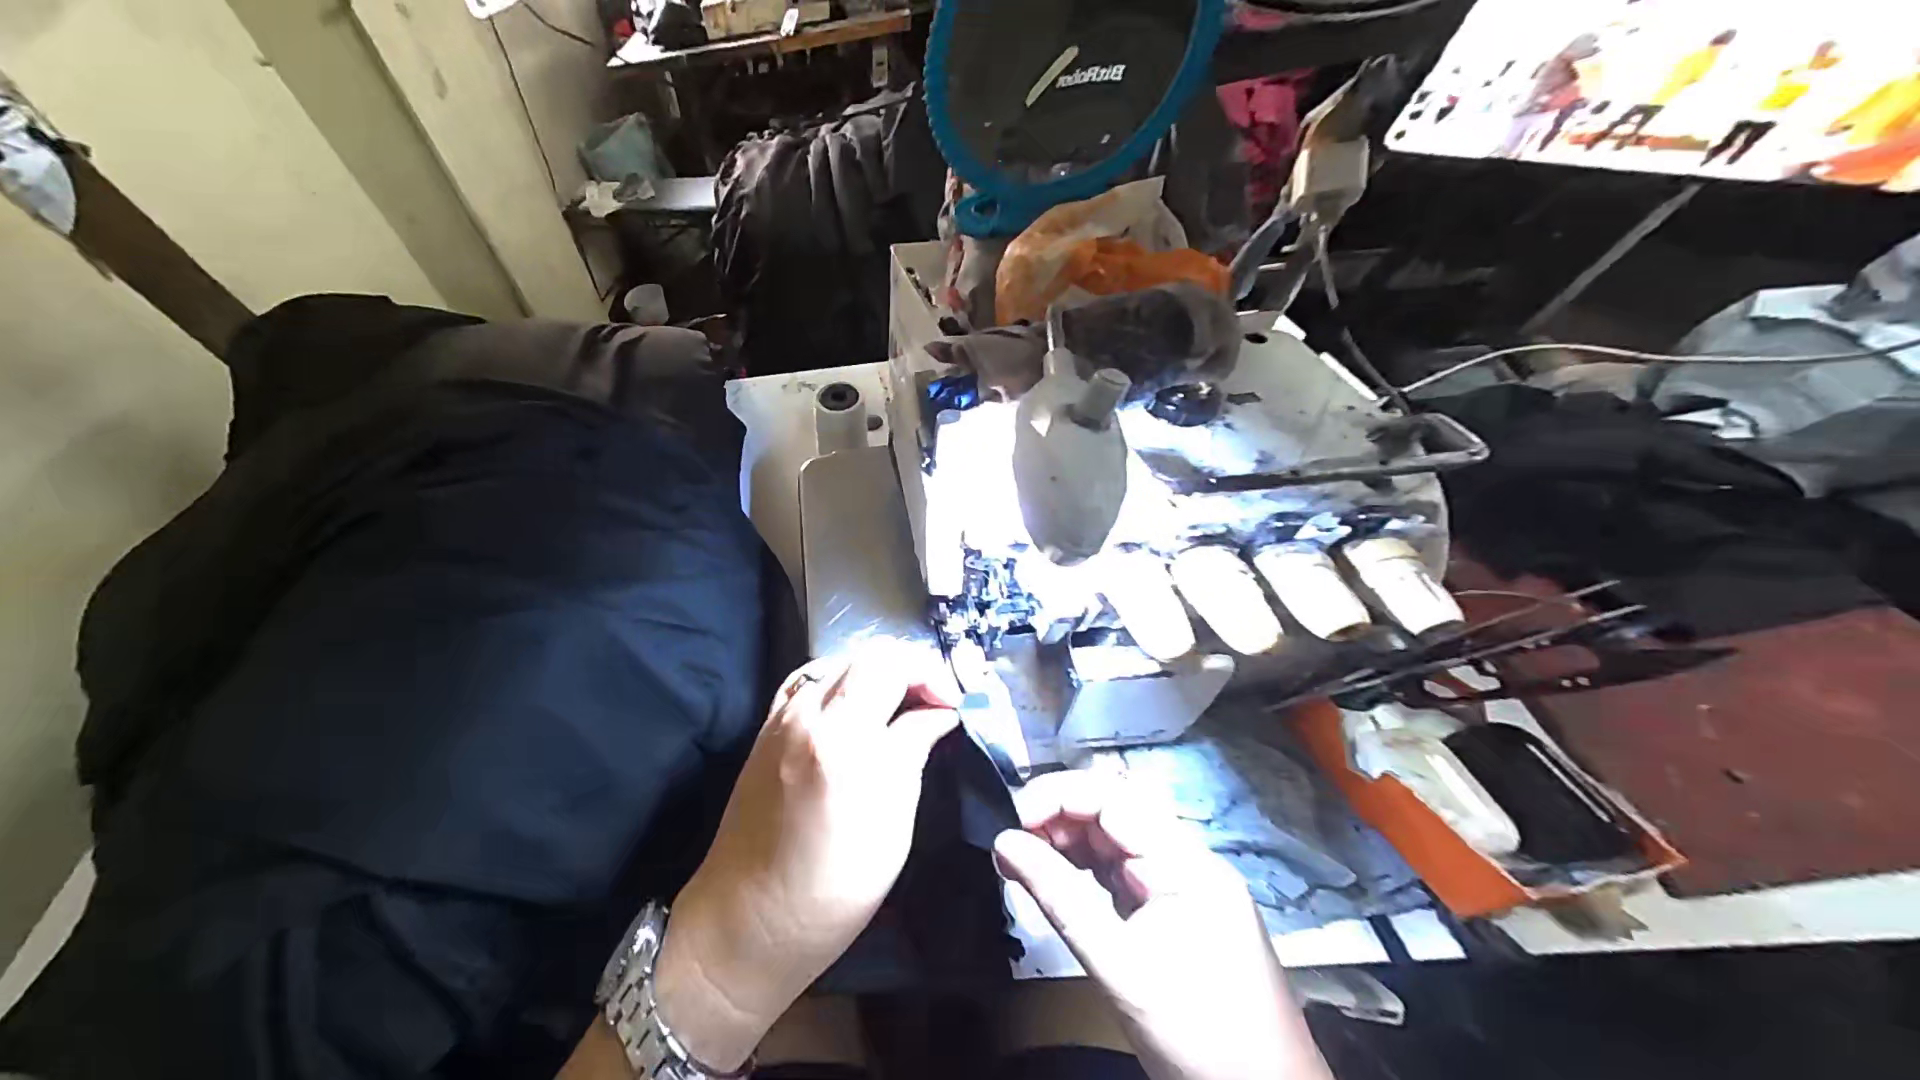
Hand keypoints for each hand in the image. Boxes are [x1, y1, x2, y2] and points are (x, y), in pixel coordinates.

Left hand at [653, 644, 959, 1070]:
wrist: (745, 923)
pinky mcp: (766, 730)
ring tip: (903, 703)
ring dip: (879, 671)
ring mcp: (781, 719)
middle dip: (911, 668)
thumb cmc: (832, 892)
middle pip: (869, 656)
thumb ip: (913, 754)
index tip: (953, 707)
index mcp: (842, 741)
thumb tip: (940, 716)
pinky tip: (857, 705)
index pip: (896, 670)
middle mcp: (807, 716)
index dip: (934, 678)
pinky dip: (842, 680)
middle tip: (935, 701)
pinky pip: (810, 680)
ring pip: (840, 661)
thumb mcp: (892, 827)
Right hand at [993, 772, 1332, 1079]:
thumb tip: (1005, 843)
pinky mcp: (1177, 912)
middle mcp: (1187, 861)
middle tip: (1012, 843)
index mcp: (1185, 861)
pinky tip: (1059, 880)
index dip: (1057, 799)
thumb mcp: (1120, 967)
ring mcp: (1184, 886)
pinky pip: (1125, 873)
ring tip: (1025, 860)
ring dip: (1069, 844)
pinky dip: (1087, 872)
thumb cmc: (1201, 1039)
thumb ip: (1059, 898)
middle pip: (1115, 813)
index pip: (1113, 797)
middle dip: (1059, 819)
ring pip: (1117, 842)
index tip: (1011, 822)